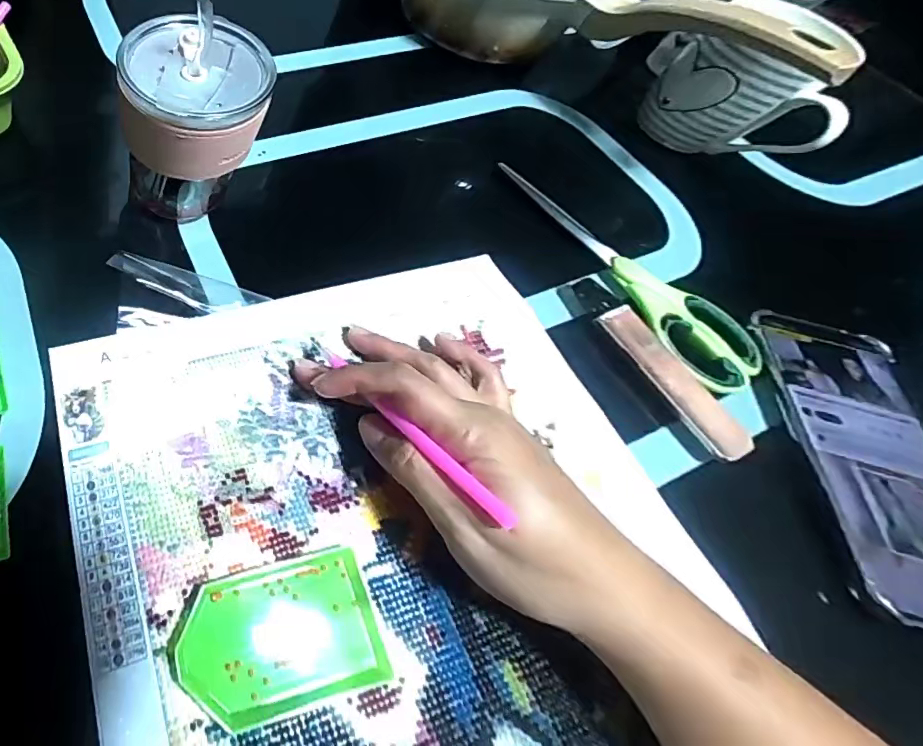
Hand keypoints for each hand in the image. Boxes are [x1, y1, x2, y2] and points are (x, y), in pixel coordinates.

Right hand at [292, 326, 636, 637]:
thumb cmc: (533, 565)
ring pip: (444, 371)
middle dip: (367, 359)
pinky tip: (443, 344)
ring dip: (401, 350)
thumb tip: (371, 426)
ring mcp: (501, 421)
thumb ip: (416, 470)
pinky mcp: (509, 435)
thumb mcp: (463, 528)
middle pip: (418, 371)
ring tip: (365, 339)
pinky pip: (480, 380)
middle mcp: (484, 414)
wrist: (606, 583)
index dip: (356, 381)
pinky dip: (457, 356)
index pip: (403, 389)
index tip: (316, 383)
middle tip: (324, 353)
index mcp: (470, 433)